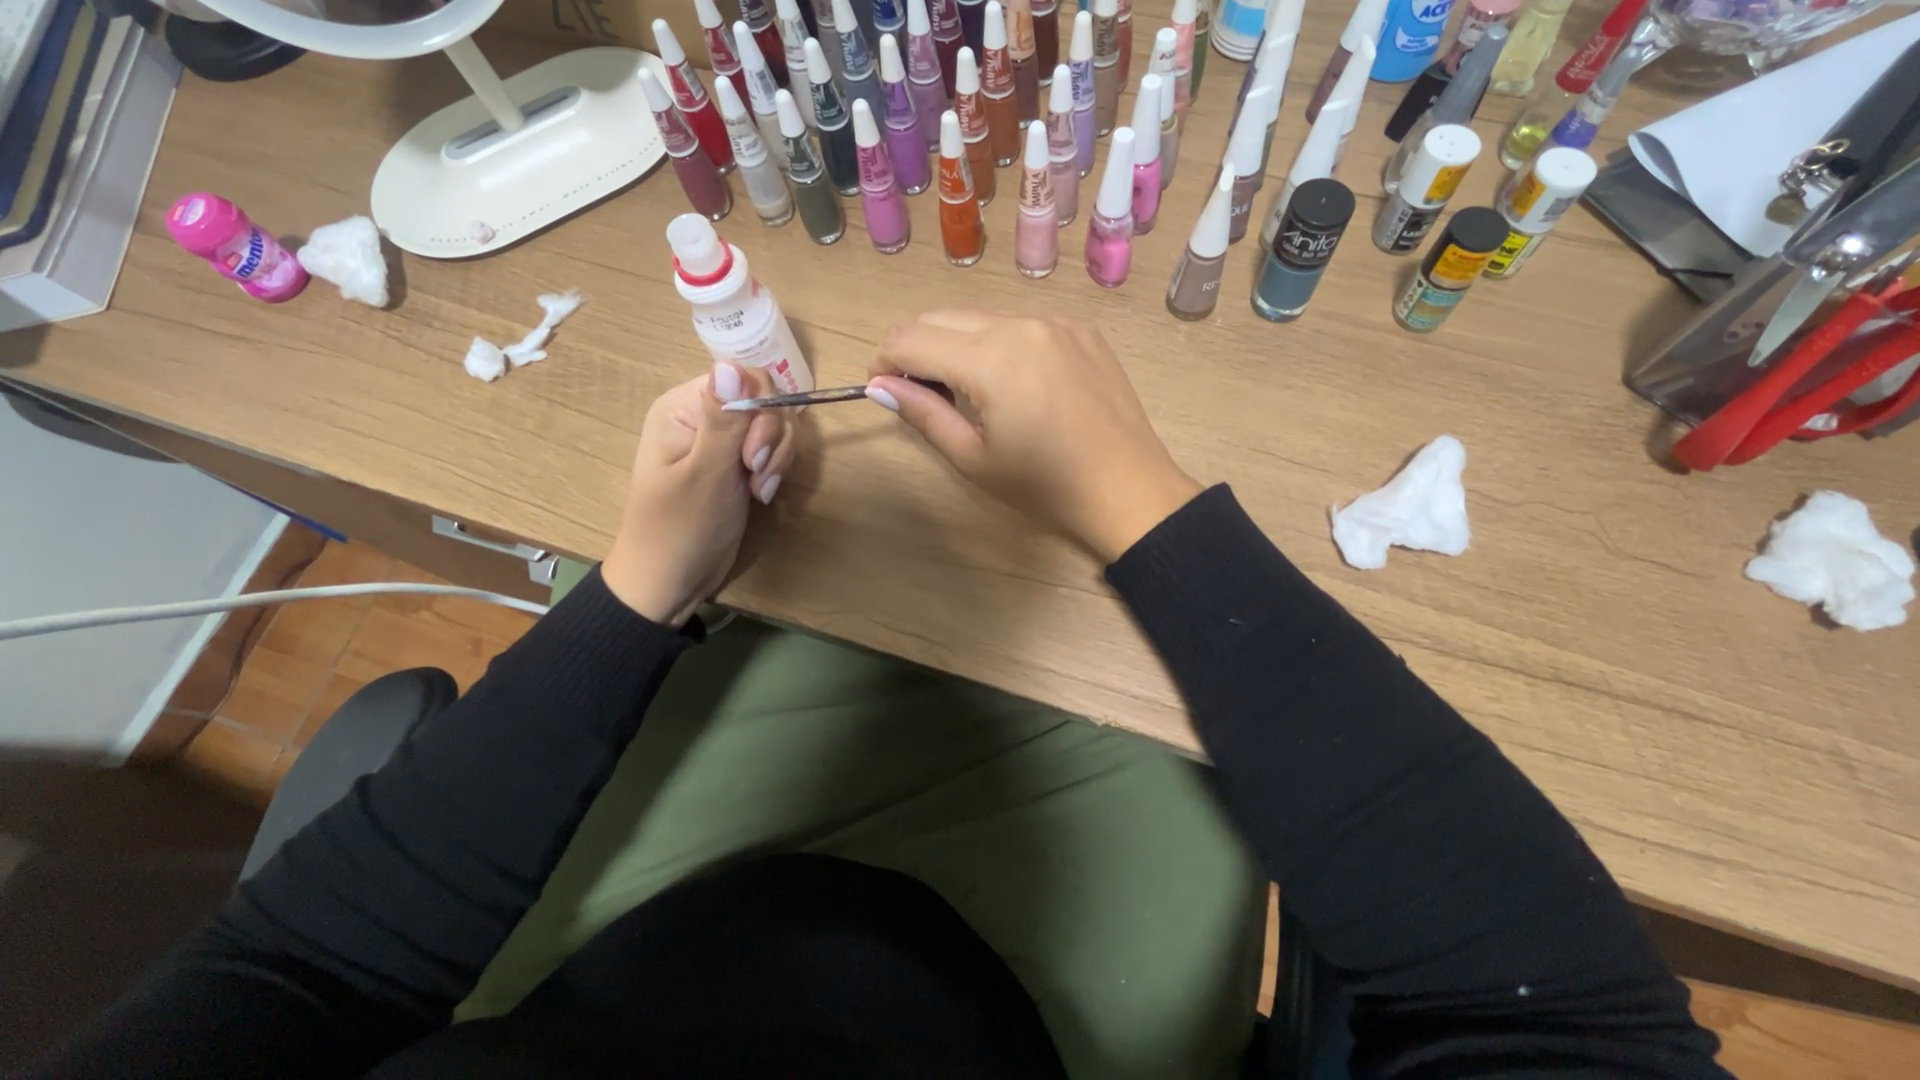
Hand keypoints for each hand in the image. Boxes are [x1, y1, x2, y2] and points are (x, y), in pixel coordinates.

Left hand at [601, 362, 796, 624]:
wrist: (670, 583)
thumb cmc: (678, 530)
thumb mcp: (704, 475)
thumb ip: (722, 421)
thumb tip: (729, 364)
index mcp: (683, 407)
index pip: (744, 378)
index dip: (762, 411)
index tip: (754, 455)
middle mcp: (703, 415)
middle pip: (765, 399)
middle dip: (773, 438)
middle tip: (758, 476)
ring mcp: (722, 440)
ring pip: (775, 424)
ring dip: (778, 458)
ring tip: (758, 491)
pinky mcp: (738, 463)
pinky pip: (773, 448)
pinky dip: (776, 470)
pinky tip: (761, 495)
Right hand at [868, 310, 1200, 561]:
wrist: (1127, 489)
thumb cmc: (1045, 486)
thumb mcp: (973, 458)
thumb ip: (922, 413)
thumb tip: (879, 386)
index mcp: (991, 359)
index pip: (910, 338)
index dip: (884, 362)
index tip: (882, 390)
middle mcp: (1021, 324)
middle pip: (940, 317)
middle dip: (915, 349)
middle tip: (920, 395)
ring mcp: (1055, 322)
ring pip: (981, 318)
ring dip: (957, 345)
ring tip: (968, 394)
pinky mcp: (1081, 330)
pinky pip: (1022, 325)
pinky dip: (1000, 345)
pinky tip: (1015, 387)